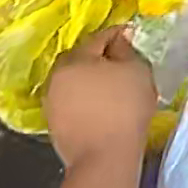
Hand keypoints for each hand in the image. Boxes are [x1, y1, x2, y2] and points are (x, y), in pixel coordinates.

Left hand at [43, 26, 155, 172]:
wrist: (104, 154)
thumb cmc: (125, 105)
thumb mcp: (136, 69)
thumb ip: (125, 49)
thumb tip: (118, 38)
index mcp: (74, 61)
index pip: (98, 37)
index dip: (118, 33)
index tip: (133, 33)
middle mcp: (56, 78)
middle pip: (79, 57)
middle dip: (99, 54)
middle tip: (123, 58)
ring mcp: (51, 101)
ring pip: (73, 77)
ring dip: (90, 74)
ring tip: (113, 80)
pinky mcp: (54, 121)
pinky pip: (71, 95)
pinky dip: (85, 92)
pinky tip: (102, 99)